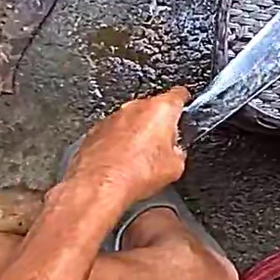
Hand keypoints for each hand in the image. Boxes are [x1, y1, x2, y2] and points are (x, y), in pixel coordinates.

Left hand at [64, 86, 188, 203]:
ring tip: (139, 160)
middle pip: (153, 108)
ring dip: (136, 134)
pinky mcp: (95, 130)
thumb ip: (178, 152)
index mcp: (161, 109)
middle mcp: (135, 107)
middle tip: (162, 148)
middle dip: (158, 125)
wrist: (99, 185)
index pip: (178, 95)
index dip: (184, 99)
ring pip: (131, 120)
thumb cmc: (134, 173)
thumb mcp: (175, 167)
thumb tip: (174, 154)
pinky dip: (117, 143)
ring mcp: (113, 117)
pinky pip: (113, 132)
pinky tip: (121, 163)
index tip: (184, 102)